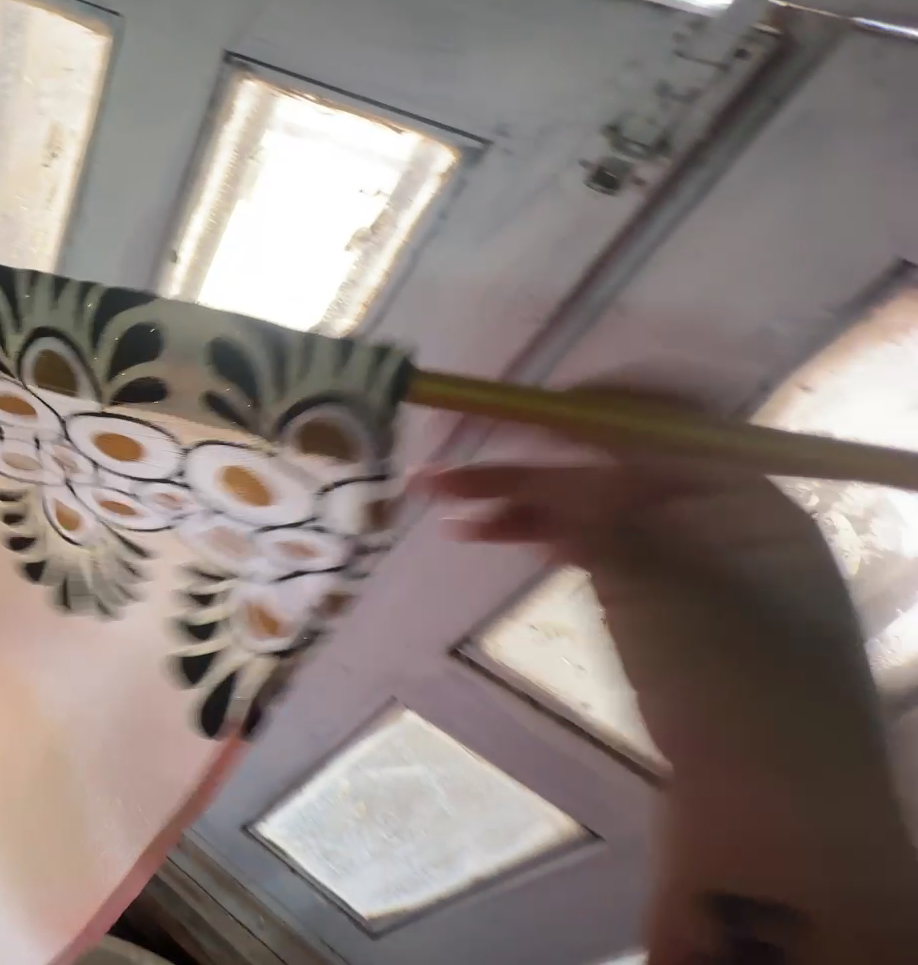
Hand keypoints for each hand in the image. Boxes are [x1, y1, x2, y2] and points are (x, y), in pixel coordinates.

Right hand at [423, 400, 887, 789]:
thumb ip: (599, 518)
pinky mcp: (640, 584)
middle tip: (445, 462)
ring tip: (436, 497)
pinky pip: (576, 537)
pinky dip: (527, 529)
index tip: (508, 412)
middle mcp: (705, 514)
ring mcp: (670, 550)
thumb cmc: (733, 683)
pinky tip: (482, 531)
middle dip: (518, 460)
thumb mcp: (661, 588)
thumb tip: (540, 460)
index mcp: (741, 500)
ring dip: (507, 495)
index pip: (657, 427)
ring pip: (576, 501)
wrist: (763, 788)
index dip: (581, 410)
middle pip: (598, 463)